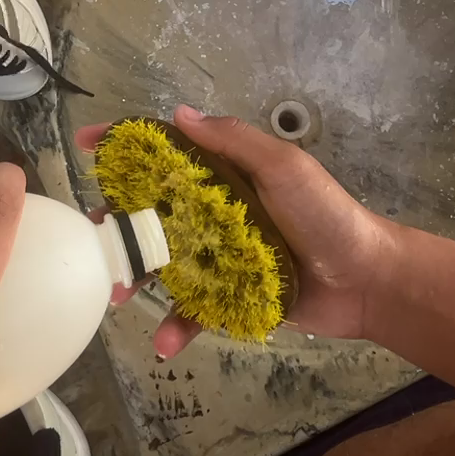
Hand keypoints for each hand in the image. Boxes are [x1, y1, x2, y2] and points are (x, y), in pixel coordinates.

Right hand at [76, 104, 399, 357]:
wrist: (366, 279)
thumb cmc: (325, 214)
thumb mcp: (284, 166)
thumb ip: (234, 140)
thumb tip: (179, 113)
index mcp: (223, 174)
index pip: (167, 152)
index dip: (126, 146)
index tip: (87, 144)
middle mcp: (214, 211)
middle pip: (153, 210)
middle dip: (120, 222)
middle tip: (96, 239)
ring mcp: (219, 256)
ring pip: (164, 262)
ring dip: (136, 277)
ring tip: (119, 295)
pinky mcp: (230, 297)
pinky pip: (194, 309)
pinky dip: (178, 326)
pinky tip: (167, 342)